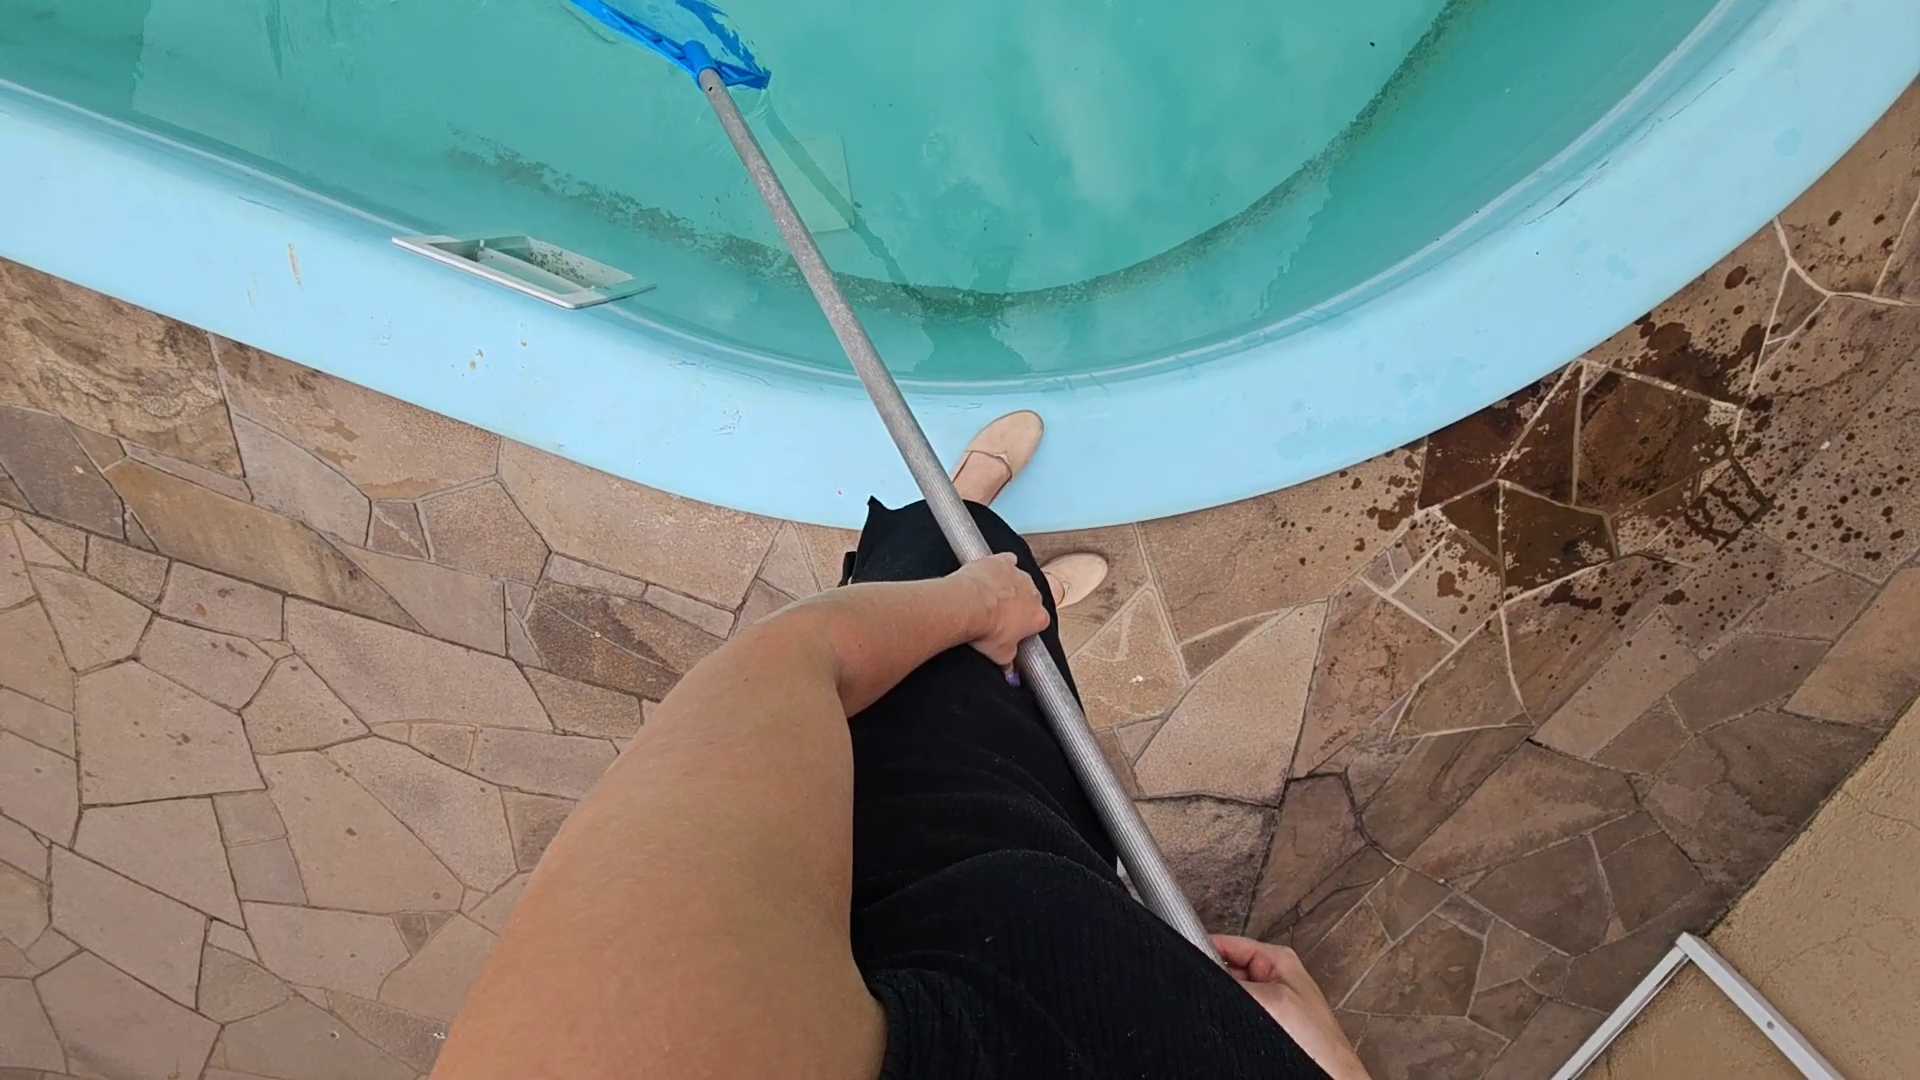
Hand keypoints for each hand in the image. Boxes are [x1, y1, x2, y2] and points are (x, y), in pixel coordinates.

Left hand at [950, 553, 1049, 666]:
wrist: (967, 605)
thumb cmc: (985, 628)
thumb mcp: (1000, 655)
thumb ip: (1010, 661)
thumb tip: (1009, 671)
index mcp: (1038, 617)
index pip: (1039, 622)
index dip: (1025, 626)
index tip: (1012, 630)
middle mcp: (1033, 593)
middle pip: (1030, 599)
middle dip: (1018, 605)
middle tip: (998, 615)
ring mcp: (1019, 575)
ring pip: (1018, 580)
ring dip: (1008, 586)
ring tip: (989, 596)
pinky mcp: (1003, 561)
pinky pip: (1007, 560)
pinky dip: (1000, 565)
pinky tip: (990, 572)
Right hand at [1213, 935, 1371, 1079]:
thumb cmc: (1320, 1047)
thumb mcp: (1271, 1002)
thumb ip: (1235, 984)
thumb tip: (1203, 973)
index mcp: (1277, 959)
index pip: (1227, 943)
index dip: (1203, 950)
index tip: (1186, 960)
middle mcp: (1273, 977)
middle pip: (1225, 970)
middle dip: (1216, 983)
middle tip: (1209, 996)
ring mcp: (1270, 1003)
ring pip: (1230, 997)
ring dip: (1224, 1006)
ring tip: (1225, 1016)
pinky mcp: (1268, 1027)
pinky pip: (1238, 1017)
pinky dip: (1232, 1023)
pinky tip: (1234, 1032)